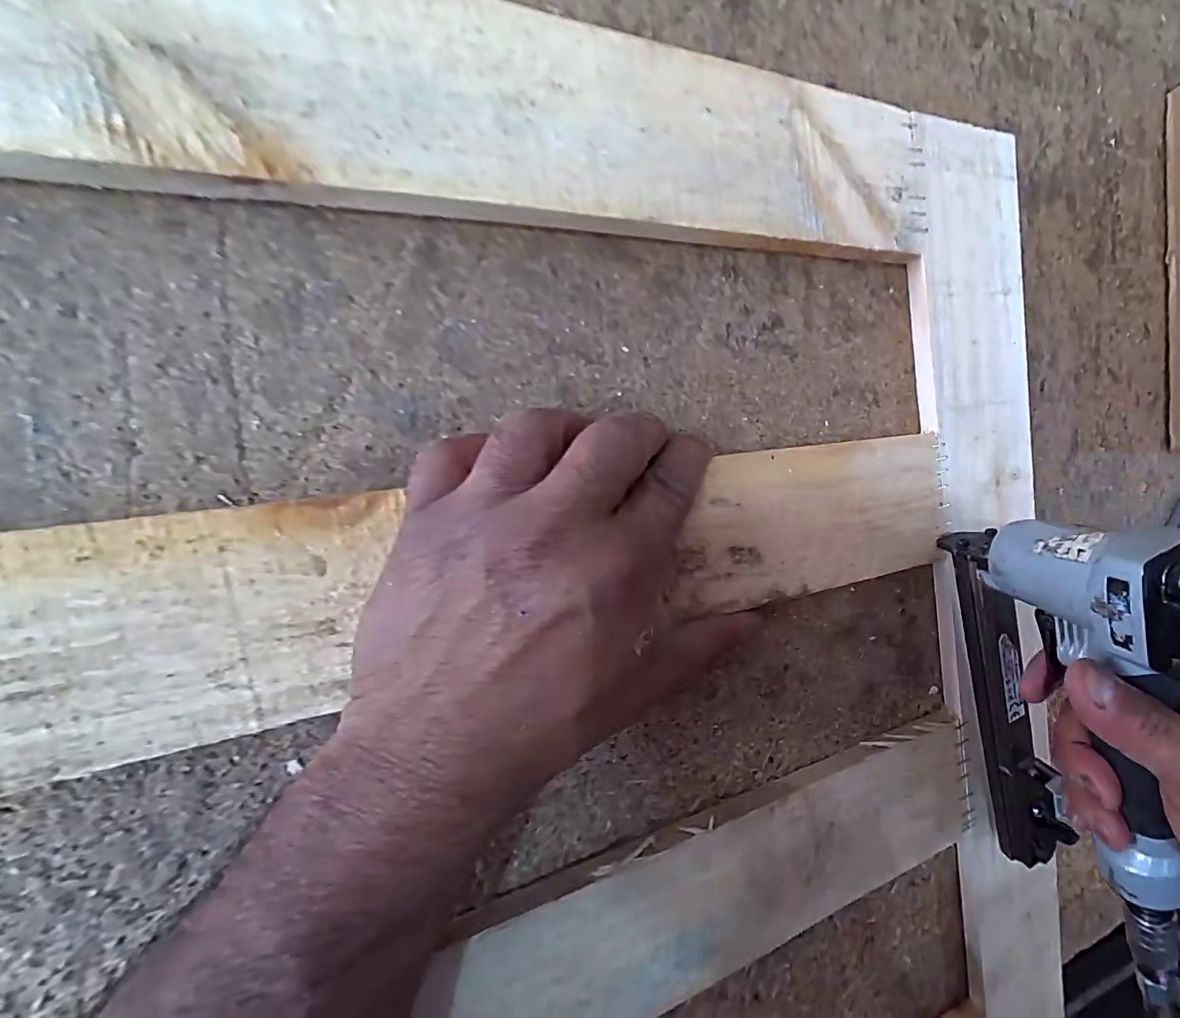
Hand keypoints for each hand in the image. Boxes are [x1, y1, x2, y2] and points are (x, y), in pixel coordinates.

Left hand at [334, 409, 761, 824]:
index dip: (689, 455)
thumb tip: (754, 622)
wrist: (429, 752)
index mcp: (619, 564)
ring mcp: (484, 515)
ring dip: (569, 430)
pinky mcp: (425, 522)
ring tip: (575, 450)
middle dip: (643, 431)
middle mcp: (557, 523)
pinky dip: (483, 448)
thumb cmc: (549, 721)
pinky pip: (451, 452)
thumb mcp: (641, 688)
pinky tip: (499, 471)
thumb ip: (701, 645)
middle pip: (613, 437)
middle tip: (647, 445)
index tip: (693, 451)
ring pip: (534, 428)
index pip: (669, 481)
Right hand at [1020, 657, 1179, 931]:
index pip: (1109, 651)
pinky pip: (1091, 782)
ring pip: (1082, 747)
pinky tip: (1116, 831)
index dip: (1065, 661)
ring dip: (1087, 789)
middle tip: (1104, 790)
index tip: (1035, 687)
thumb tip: (1082, 675)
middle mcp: (1157, 709)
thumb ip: (1140, 725)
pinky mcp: (1140, 783)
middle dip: (1080, 752)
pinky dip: (1093, 808)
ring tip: (1117, 821)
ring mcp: (1146, 748)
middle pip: (1082, 706)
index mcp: (1177, 686)